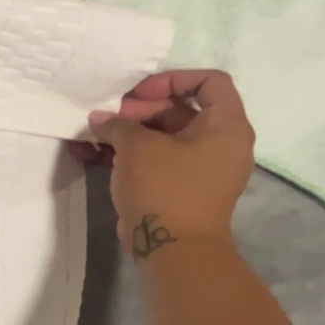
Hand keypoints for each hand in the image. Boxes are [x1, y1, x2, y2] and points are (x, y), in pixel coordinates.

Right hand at [73, 70, 255, 257]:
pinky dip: (134, 150)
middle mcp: (221, 142)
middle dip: (141, 108)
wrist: (174, 244)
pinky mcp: (184, 183)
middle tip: (109, 119)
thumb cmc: (165, 187)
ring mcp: (203, 164)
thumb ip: (118, 124)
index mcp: (226, 126)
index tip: (136, 94)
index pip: (210, 82)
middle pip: (182, 107)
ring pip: (167, 132)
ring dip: (132, 130)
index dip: (172, 80)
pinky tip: (101, 154)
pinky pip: (161, 155)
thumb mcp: (137, 147)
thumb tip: (101, 119)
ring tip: (98, 136)